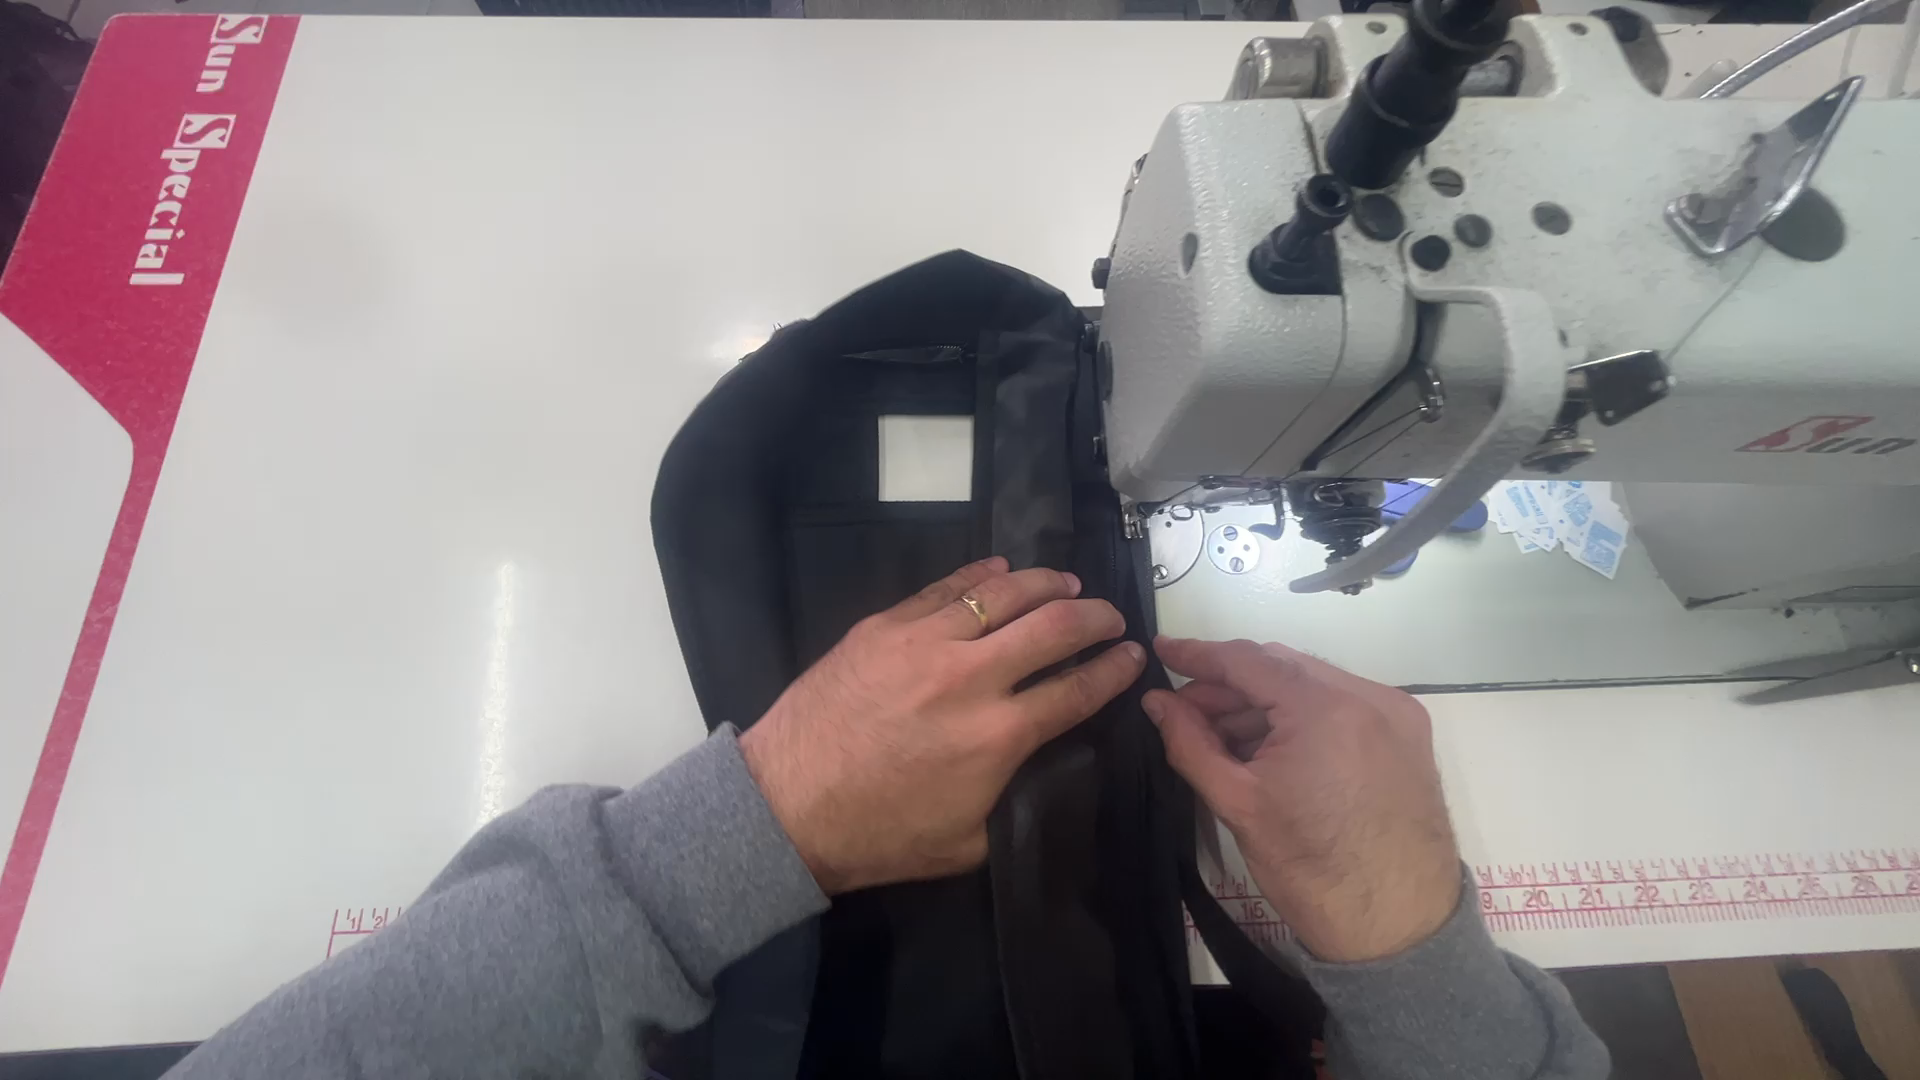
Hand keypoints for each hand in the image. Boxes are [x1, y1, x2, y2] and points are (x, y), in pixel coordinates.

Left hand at [739, 557, 1145, 894]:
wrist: (788, 805)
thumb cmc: (879, 834)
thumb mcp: (968, 841)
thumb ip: (1014, 793)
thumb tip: (1036, 752)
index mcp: (999, 736)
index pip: (1077, 689)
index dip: (1114, 669)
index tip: (1132, 656)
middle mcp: (972, 677)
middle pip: (1053, 627)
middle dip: (1095, 616)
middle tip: (1110, 615)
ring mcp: (926, 641)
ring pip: (1003, 593)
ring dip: (1045, 583)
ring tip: (1067, 582)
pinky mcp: (886, 624)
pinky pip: (945, 587)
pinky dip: (981, 574)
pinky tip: (1001, 568)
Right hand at [1144, 637, 1459, 962]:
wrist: (1399, 933)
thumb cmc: (1310, 869)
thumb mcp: (1236, 802)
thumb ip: (1188, 741)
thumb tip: (1155, 701)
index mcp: (1327, 710)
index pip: (1248, 660)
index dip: (1198, 653)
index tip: (1161, 649)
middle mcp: (1369, 696)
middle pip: (1279, 666)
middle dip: (1227, 683)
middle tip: (1183, 708)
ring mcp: (1395, 713)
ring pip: (1308, 682)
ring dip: (1259, 700)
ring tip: (1218, 733)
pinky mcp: (1407, 734)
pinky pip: (1337, 703)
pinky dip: (1296, 714)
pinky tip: (1264, 744)